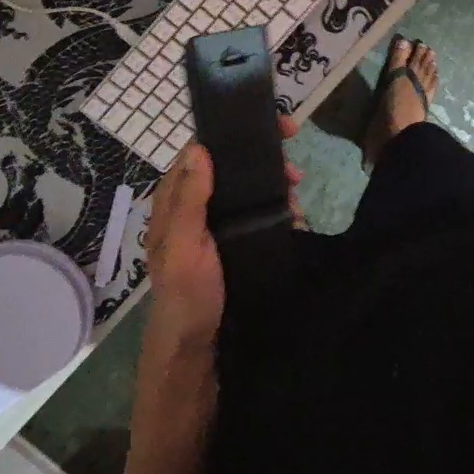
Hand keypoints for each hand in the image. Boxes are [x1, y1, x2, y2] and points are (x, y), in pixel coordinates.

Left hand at [141, 115, 302, 353]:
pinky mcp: (233, 240)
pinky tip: (295, 213)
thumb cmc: (186, 293)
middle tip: (295, 167)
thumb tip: (200, 148)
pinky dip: (276, 206)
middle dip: (264, 159)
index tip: (274, 128)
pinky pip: (256, 211)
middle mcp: (193, 203)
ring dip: (273, 183)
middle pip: (229, 165)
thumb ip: (189, 198)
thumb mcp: (184, 245)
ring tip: (298, 191)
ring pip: (246, 187)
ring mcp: (214, 222)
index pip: (203, 149)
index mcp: (175, 197)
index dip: (235, 133)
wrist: (196, 345)